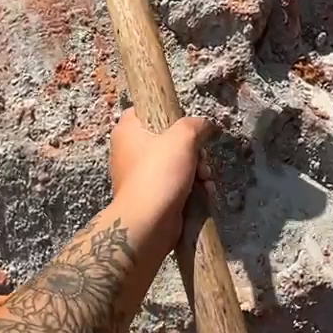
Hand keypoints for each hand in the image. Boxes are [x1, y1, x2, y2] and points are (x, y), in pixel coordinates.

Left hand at [107, 108, 209, 240]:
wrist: (147, 223)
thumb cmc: (159, 173)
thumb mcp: (182, 138)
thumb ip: (195, 125)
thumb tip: (205, 124)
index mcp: (127, 131)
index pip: (143, 110)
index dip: (166, 112)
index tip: (185, 123)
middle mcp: (129, 152)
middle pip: (168, 139)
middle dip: (193, 150)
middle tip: (201, 159)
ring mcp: (140, 175)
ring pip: (175, 163)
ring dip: (196, 170)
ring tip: (204, 179)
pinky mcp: (151, 195)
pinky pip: (175, 183)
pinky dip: (191, 186)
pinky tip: (204, 192)